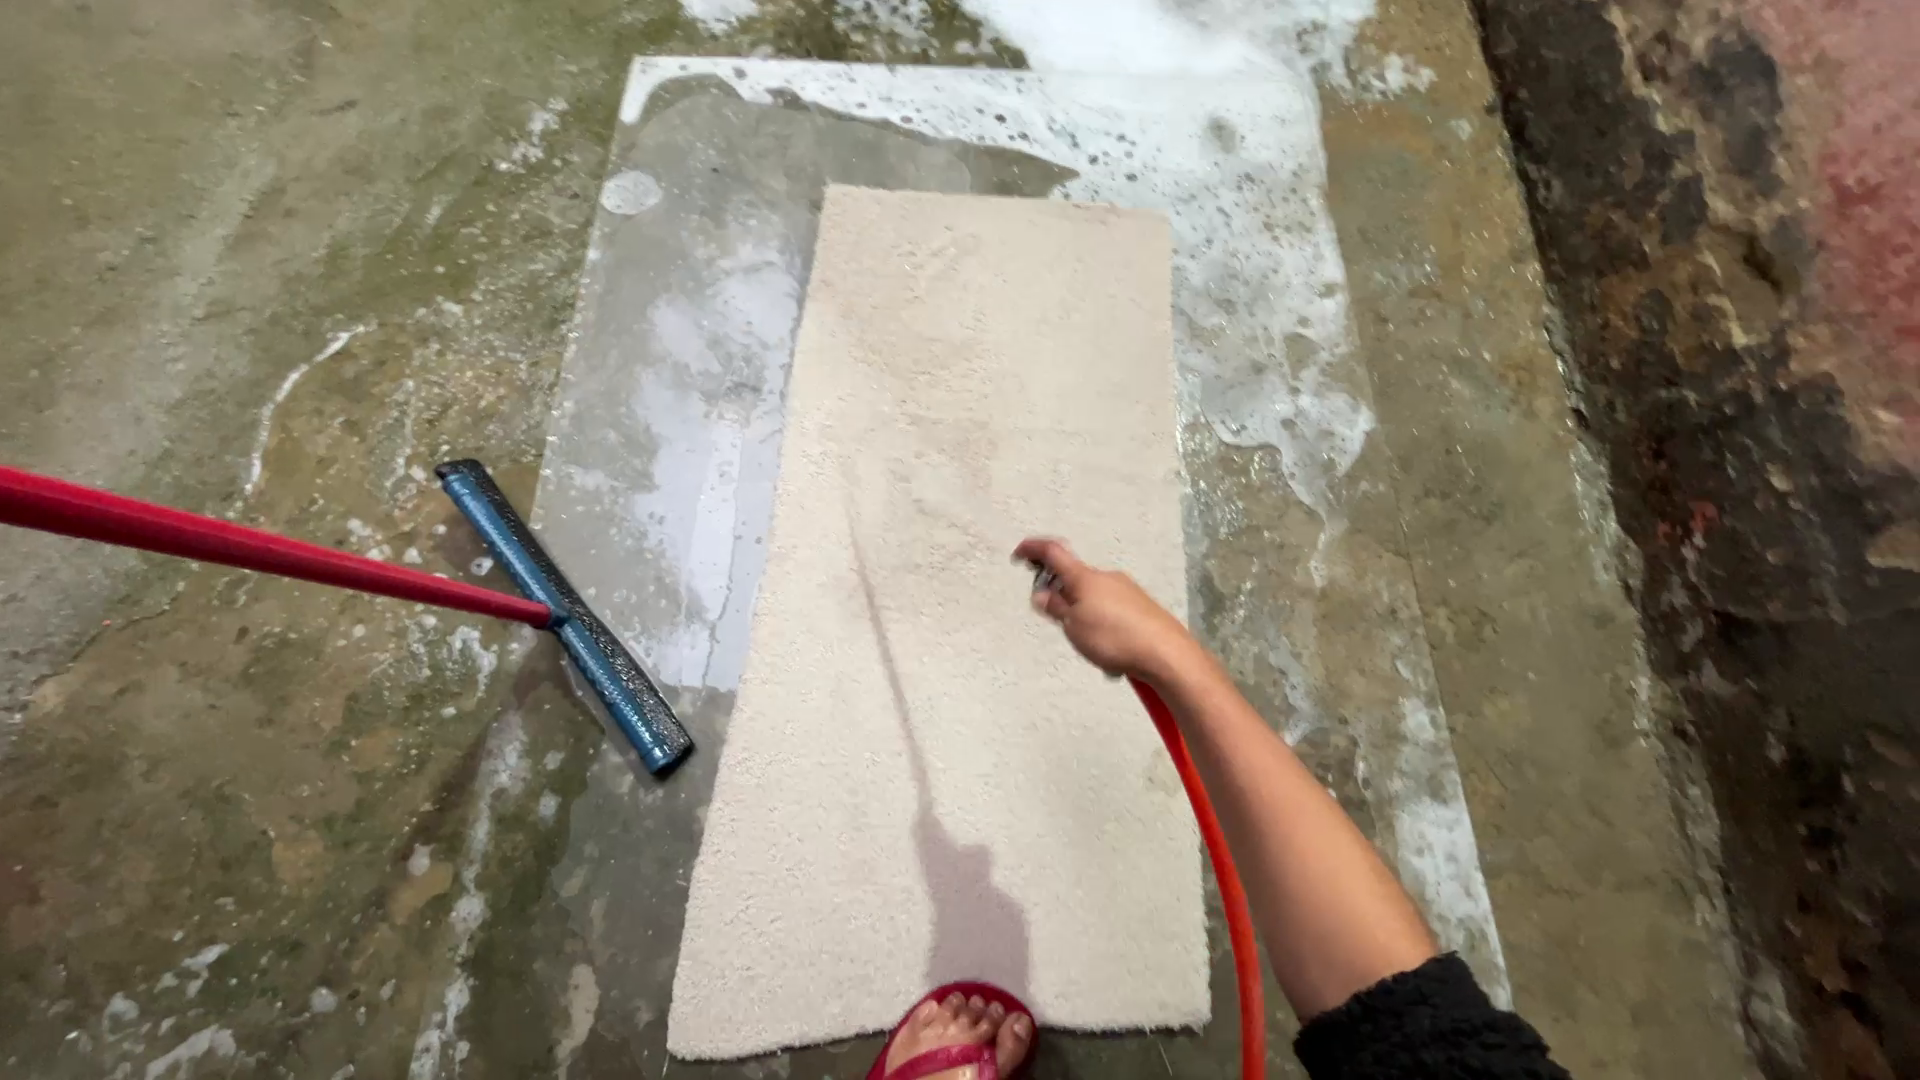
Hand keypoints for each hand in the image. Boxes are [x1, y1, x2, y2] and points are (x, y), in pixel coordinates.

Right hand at [1012, 537, 1200, 681]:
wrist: (1166, 653)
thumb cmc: (1114, 638)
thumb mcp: (1074, 626)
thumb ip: (1056, 608)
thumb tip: (1042, 593)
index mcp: (1085, 577)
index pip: (1053, 552)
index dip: (1032, 549)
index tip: (1018, 553)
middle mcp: (1106, 577)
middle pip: (1074, 578)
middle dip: (1062, 596)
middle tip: (1058, 621)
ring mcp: (1127, 590)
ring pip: (1093, 598)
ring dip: (1084, 616)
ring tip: (1090, 647)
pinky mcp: (1141, 607)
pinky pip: (1112, 612)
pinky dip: (1103, 626)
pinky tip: (1110, 653)